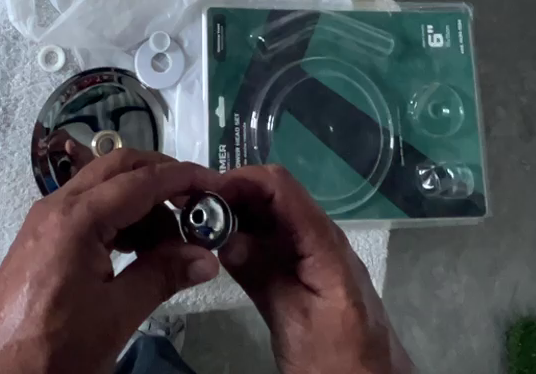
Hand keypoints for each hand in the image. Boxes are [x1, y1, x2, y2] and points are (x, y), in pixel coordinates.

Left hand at [0, 150, 223, 373]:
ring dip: (142, 198)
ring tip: (175, 235)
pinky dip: (120, 215)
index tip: (217, 184)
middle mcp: (58, 203)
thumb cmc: (53, 349)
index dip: (183, 178)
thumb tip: (208, 257)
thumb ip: (161, 276)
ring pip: (103, 185)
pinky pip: (88, 206)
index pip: (141, 181)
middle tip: (198, 202)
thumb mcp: (114, 318)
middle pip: (119, 167)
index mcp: (76, 217)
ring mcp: (46, 217)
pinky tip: (141, 246)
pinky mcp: (41, 236)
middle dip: (162, 177)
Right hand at [215, 165, 413, 373]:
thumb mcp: (295, 324)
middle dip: (236, 193)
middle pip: (275, 194)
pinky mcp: (308, 270)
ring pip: (273, 214)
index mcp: (324, 242)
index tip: (206, 194)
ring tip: (202, 225)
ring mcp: (315, 253)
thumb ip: (262, 276)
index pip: (281, 187)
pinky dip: (249, 235)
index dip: (243, 180)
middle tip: (195, 210)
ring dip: (239, 212)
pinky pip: (276, 239)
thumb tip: (224, 236)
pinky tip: (224, 246)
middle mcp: (320, 237)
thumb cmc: (340, 362)